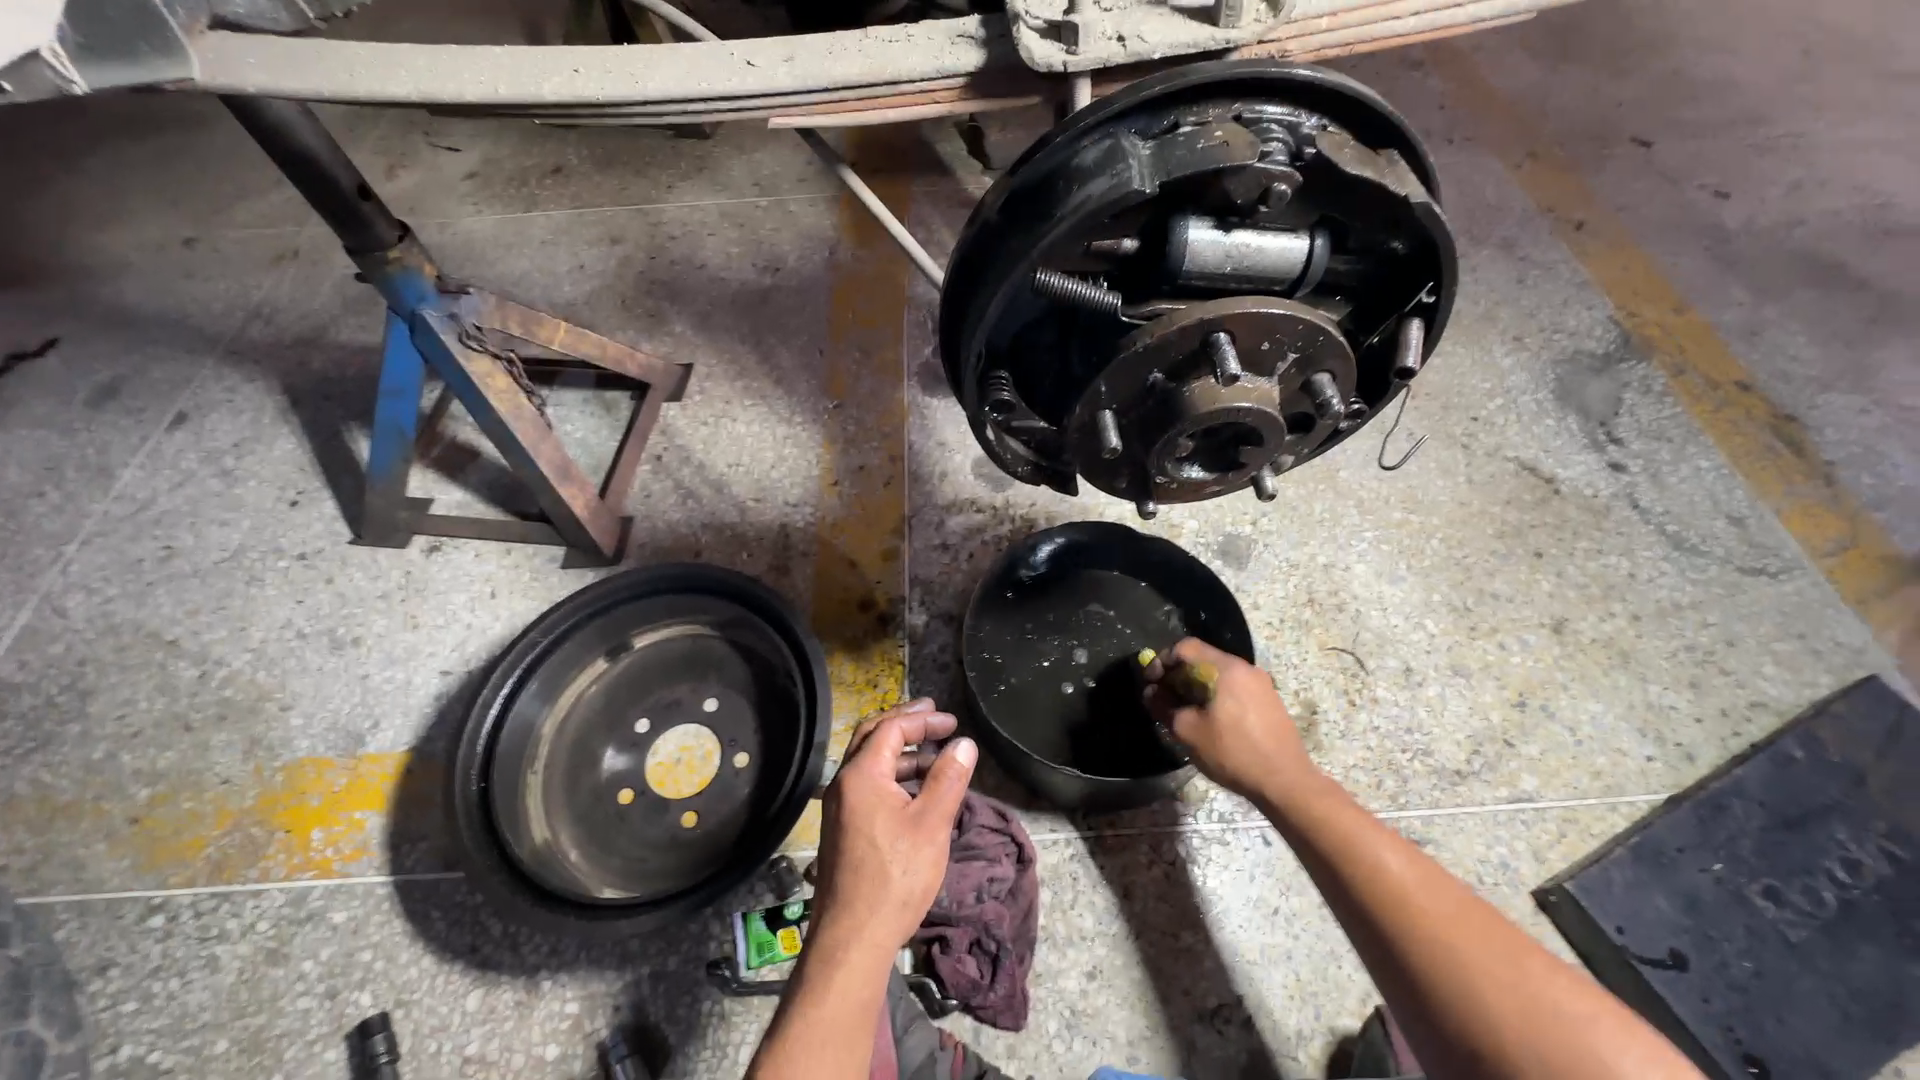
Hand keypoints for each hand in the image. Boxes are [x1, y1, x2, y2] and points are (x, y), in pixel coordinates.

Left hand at [810, 699, 977, 955]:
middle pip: (871, 737)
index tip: (953, 723)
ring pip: (869, 764)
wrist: (853, 936)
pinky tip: (916, 793)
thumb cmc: (896, 877)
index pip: (890, 729)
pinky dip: (893, 777)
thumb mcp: (931, 824)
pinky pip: (867, 787)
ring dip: (901, 753)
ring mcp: (839, 808)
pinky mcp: (842, 830)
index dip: (923, 721)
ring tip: (935, 757)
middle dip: (904, 724)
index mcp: (861, 775)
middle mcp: (843, 784)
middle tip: (935, 717)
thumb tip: (964, 744)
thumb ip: (948, 779)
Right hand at [1142, 638, 1316, 803]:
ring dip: (1196, 686)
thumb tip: (1151, 693)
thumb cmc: (1234, 753)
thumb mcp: (1189, 732)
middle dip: (1178, 675)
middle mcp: (1246, 668)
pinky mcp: (1269, 701)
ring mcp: (1261, 684)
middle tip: (1164, 698)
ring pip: (1219, 674)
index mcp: (1226, 669)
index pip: (1186, 647)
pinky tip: (1210, 720)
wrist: (1286, 782)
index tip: (1152, 683)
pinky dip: (1215, 695)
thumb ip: (1164, 707)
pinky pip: (1234, 687)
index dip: (1162, 661)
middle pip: (1203, 658)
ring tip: (1184, 711)